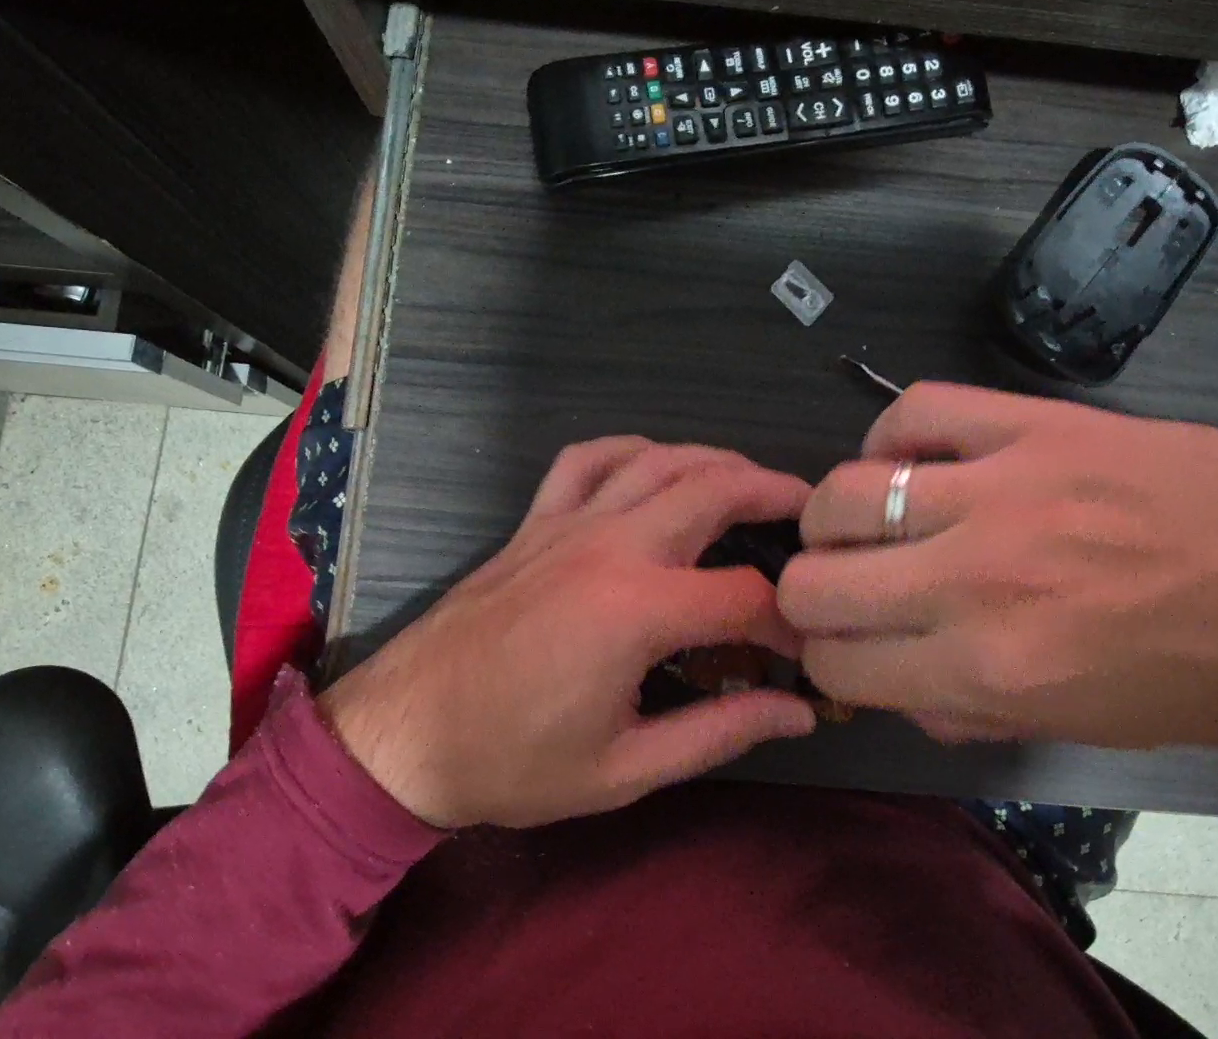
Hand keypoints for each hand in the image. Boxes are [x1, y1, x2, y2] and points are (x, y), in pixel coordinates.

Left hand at [319, 438, 817, 828]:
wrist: (403, 735)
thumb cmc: (513, 763)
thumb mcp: (626, 769)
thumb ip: (720, 732)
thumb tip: (799, 714)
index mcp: (637, 610)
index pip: (746, 595)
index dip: (791, 620)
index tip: (809, 647)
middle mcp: (610, 546)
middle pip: (713, 491)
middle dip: (775, 495)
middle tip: (813, 514)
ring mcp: (567, 524)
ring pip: (657, 460)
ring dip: (715, 461)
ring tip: (753, 482)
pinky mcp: (534, 523)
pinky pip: (587, 459)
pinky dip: (633, 449)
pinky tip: (655, 464)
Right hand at [779, 381, 1217, 752]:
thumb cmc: (1200, 687)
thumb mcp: (1067, 728)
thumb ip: (955, 706)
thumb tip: (884, 678)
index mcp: (984, 670)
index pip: (834, 662)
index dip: (825, 660)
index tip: (844, 648)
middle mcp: (974, 579)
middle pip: (811, 580)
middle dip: (811, 596)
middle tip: (844, 590)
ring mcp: (1004, 489)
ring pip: (842, 492)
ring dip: (834, 520)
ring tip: (866, 525)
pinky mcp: (1041, 424)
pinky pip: (917, 410)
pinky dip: (891, 437)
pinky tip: (909, 461)